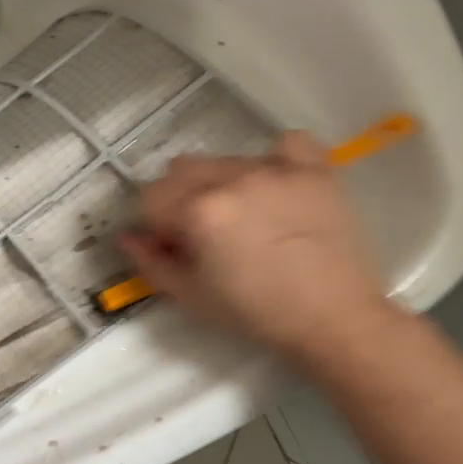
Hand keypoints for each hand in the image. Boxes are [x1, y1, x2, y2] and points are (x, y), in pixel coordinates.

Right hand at [118, 131, 390, 360]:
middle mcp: (234, 179)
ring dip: (219, 183)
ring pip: (224, 160)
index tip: (172, 248)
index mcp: (199, 210)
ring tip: (242, 218)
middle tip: (202, 235)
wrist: (334, 319)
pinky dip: (274, 159)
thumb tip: (128, 236)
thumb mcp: (189, 295)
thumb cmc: (254, 313)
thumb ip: (149, 261)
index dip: (154, 226)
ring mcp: (278, 170)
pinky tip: (274, 184)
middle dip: (179, 200)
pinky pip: (286, 144)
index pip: (150, 198)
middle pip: (180, 171)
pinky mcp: (316, 171)